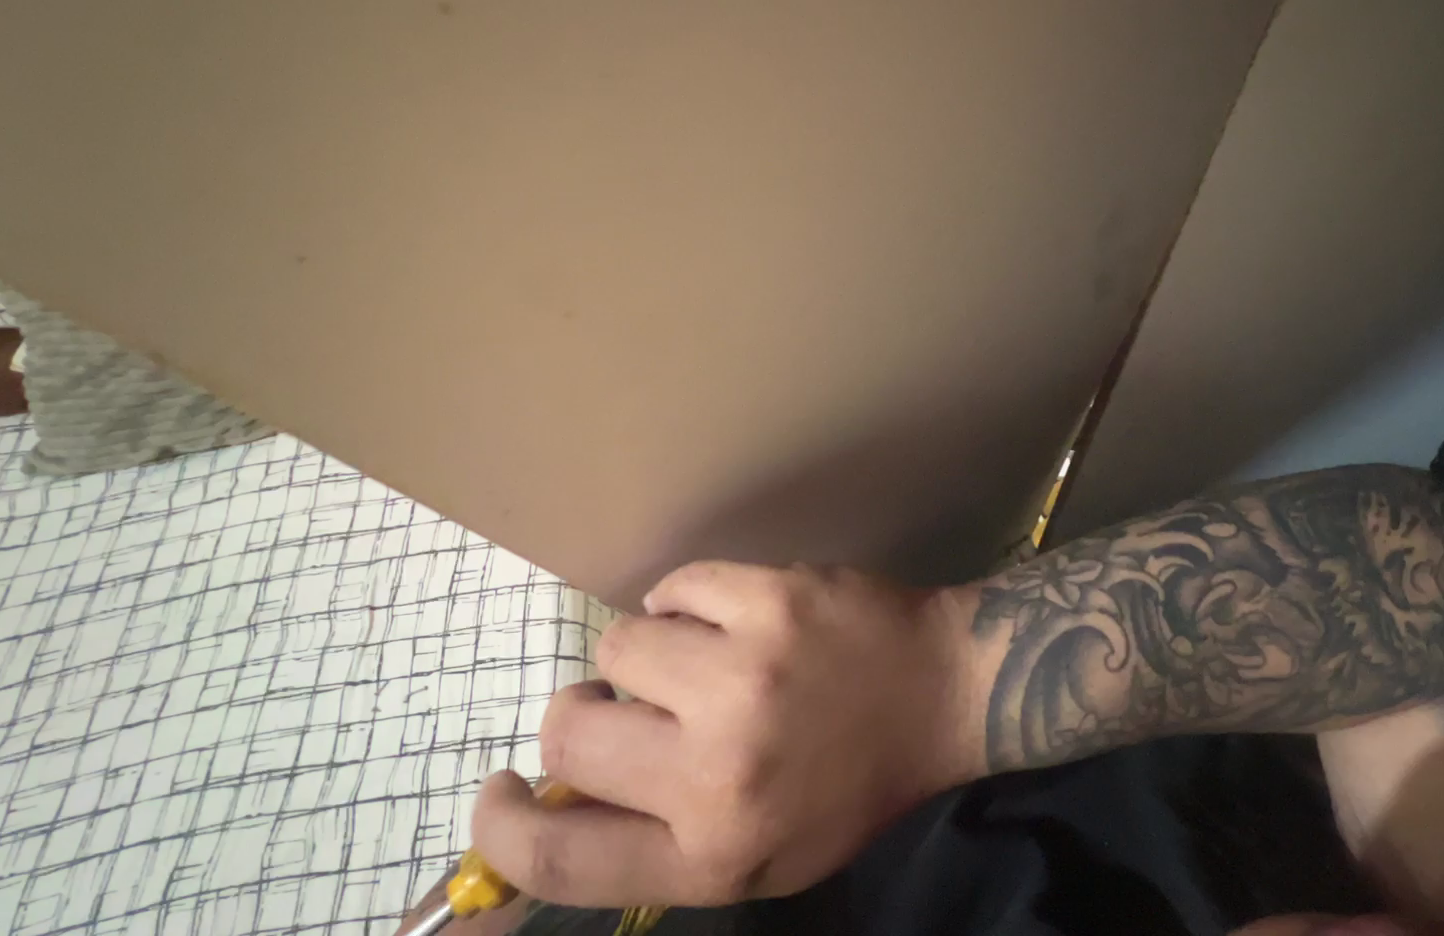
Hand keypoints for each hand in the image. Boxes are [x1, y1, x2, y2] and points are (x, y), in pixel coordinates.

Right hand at [470, 561, 982, 906]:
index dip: (505, 826)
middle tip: (636, 704)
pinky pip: (676, 587)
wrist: (944, 692)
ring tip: (703, 657)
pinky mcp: (771, 598)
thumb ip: (662, 839)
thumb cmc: (854, 782)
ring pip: (618, 645)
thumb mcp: (765, 851)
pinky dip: (690, 602)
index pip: (560, 856)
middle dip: (586, 715)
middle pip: (570, 734)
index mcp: (714, 851)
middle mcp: (720, 769)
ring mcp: (745, 674)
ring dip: (648, 653)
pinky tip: (733, 616)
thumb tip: (562, 795)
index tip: (499, 792)